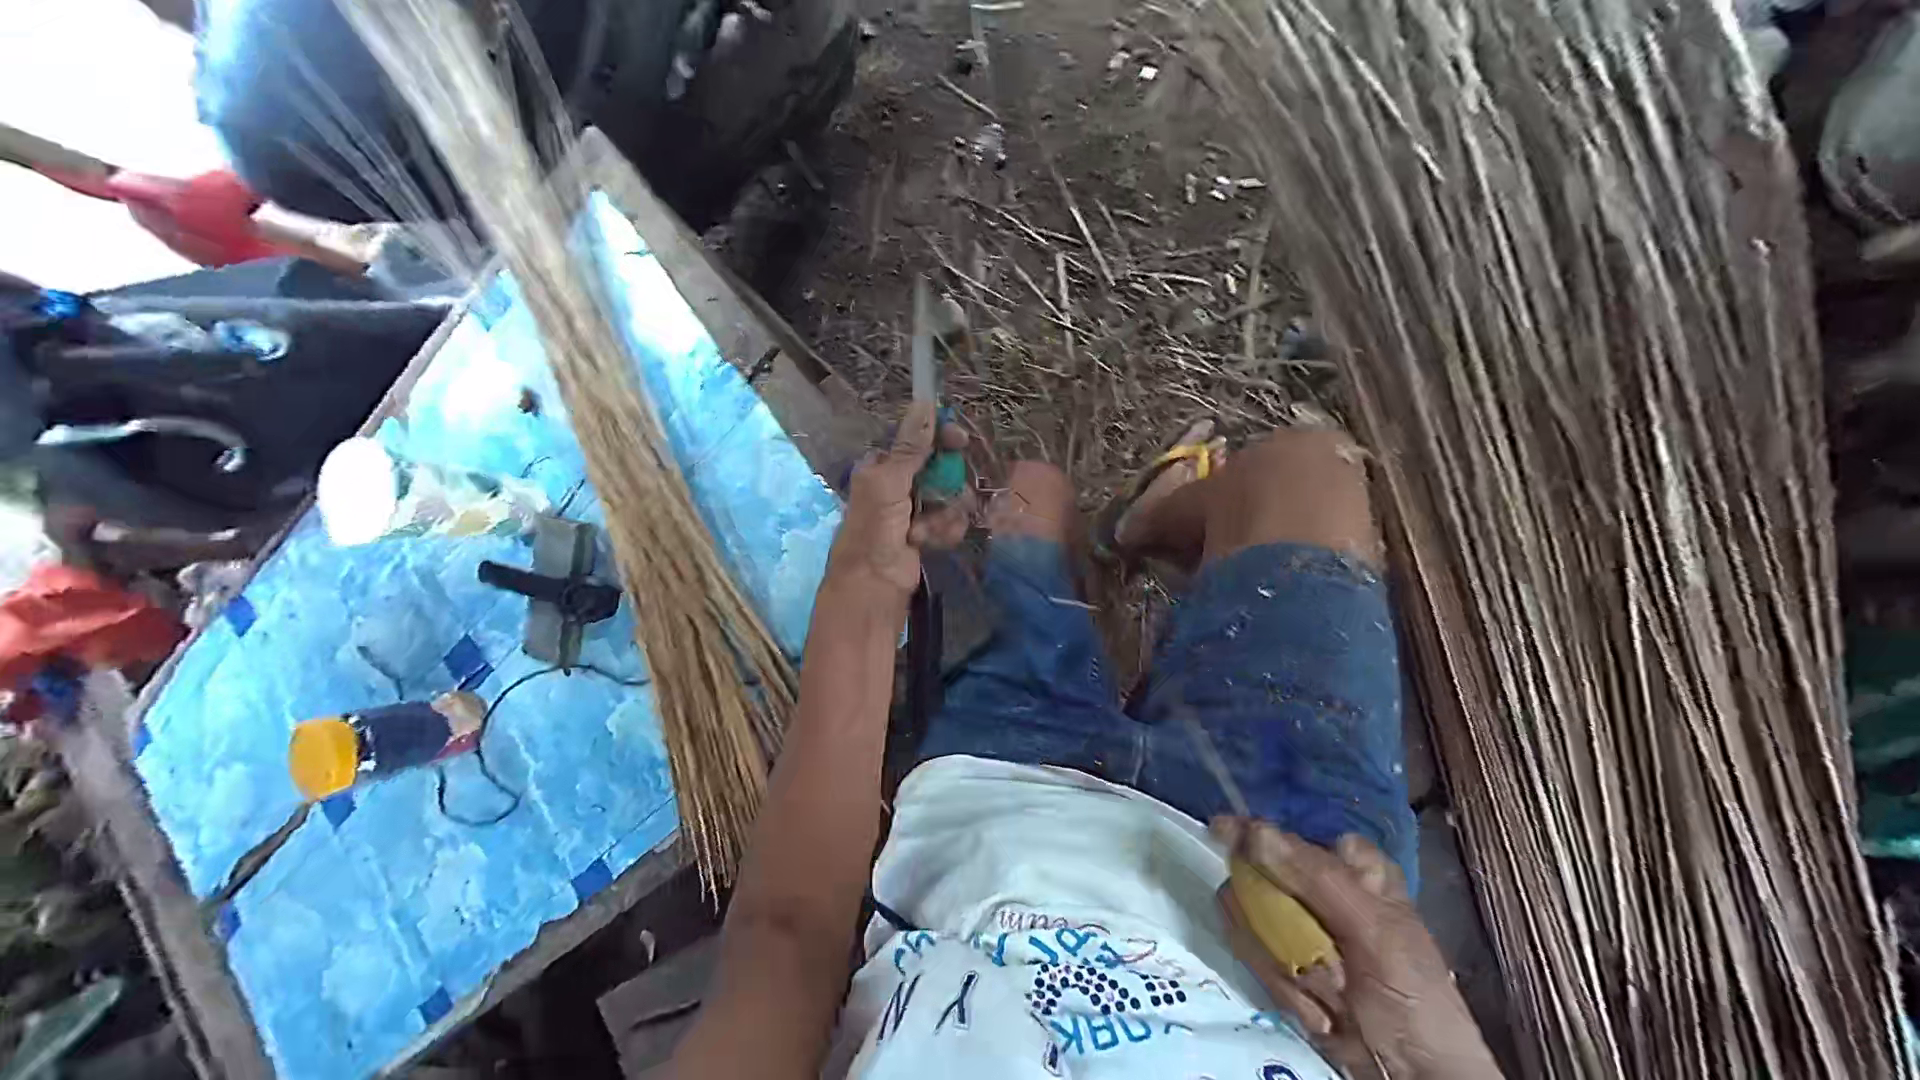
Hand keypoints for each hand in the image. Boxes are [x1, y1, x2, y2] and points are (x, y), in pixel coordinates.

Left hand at [825, 403, 970, 602]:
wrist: (873, 585)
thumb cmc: (874, 529)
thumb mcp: (889, 482)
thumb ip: (910, 446)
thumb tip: (924, 402)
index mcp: (883, 467)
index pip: (917, 440)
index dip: (940, 437)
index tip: (959, 439)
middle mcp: (900, 485)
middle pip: (941, 468)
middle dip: (946, 484)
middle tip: (945, 496)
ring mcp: (916, 510)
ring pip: (952, 496)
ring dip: (944, 514)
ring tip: (923, 531)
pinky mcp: (929, 533)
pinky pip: (952, 521)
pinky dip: (944, 532)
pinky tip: (929, 543)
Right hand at [1212, 818, 1502, 1079]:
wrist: (1416, 1079)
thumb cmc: (1411, 998)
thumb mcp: (1373, 931)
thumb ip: (1314, 876)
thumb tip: (1251, 830)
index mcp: (1348, 863)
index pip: (1282, 833)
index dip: (1257, 847)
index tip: (1229, 855)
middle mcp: (1317, 884)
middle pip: (1254, 872)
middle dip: (1275, 924)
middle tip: (1319, 965)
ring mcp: (1295, 920)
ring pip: (1245, 912)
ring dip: (1280, 965)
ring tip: (1326, 999)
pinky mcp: (1281, 956)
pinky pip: (1249, 951)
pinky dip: (1280, 987)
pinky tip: (1316, 1012)